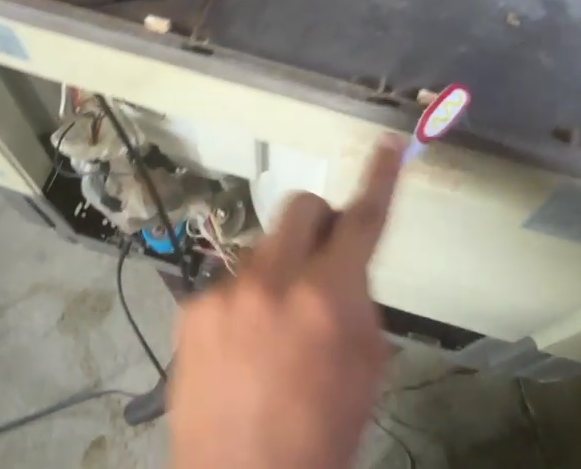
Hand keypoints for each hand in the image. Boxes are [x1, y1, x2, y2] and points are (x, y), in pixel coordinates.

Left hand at [170, 138, 404, 468]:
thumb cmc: (322, 434)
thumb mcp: (366, 368)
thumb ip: (358, 302)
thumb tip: (346, 266)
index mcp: (326, 298)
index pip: (362, 220)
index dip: (381, 178)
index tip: (388, 145)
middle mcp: (272, 280)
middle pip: (303, 207)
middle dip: (322, 226)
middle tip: (326, 264)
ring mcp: (225, 292)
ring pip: (266, 246)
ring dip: (281, 270)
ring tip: (278, 328)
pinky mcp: (192, 309)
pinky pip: (231, 281)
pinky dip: (246, 301)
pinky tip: (244, 346)